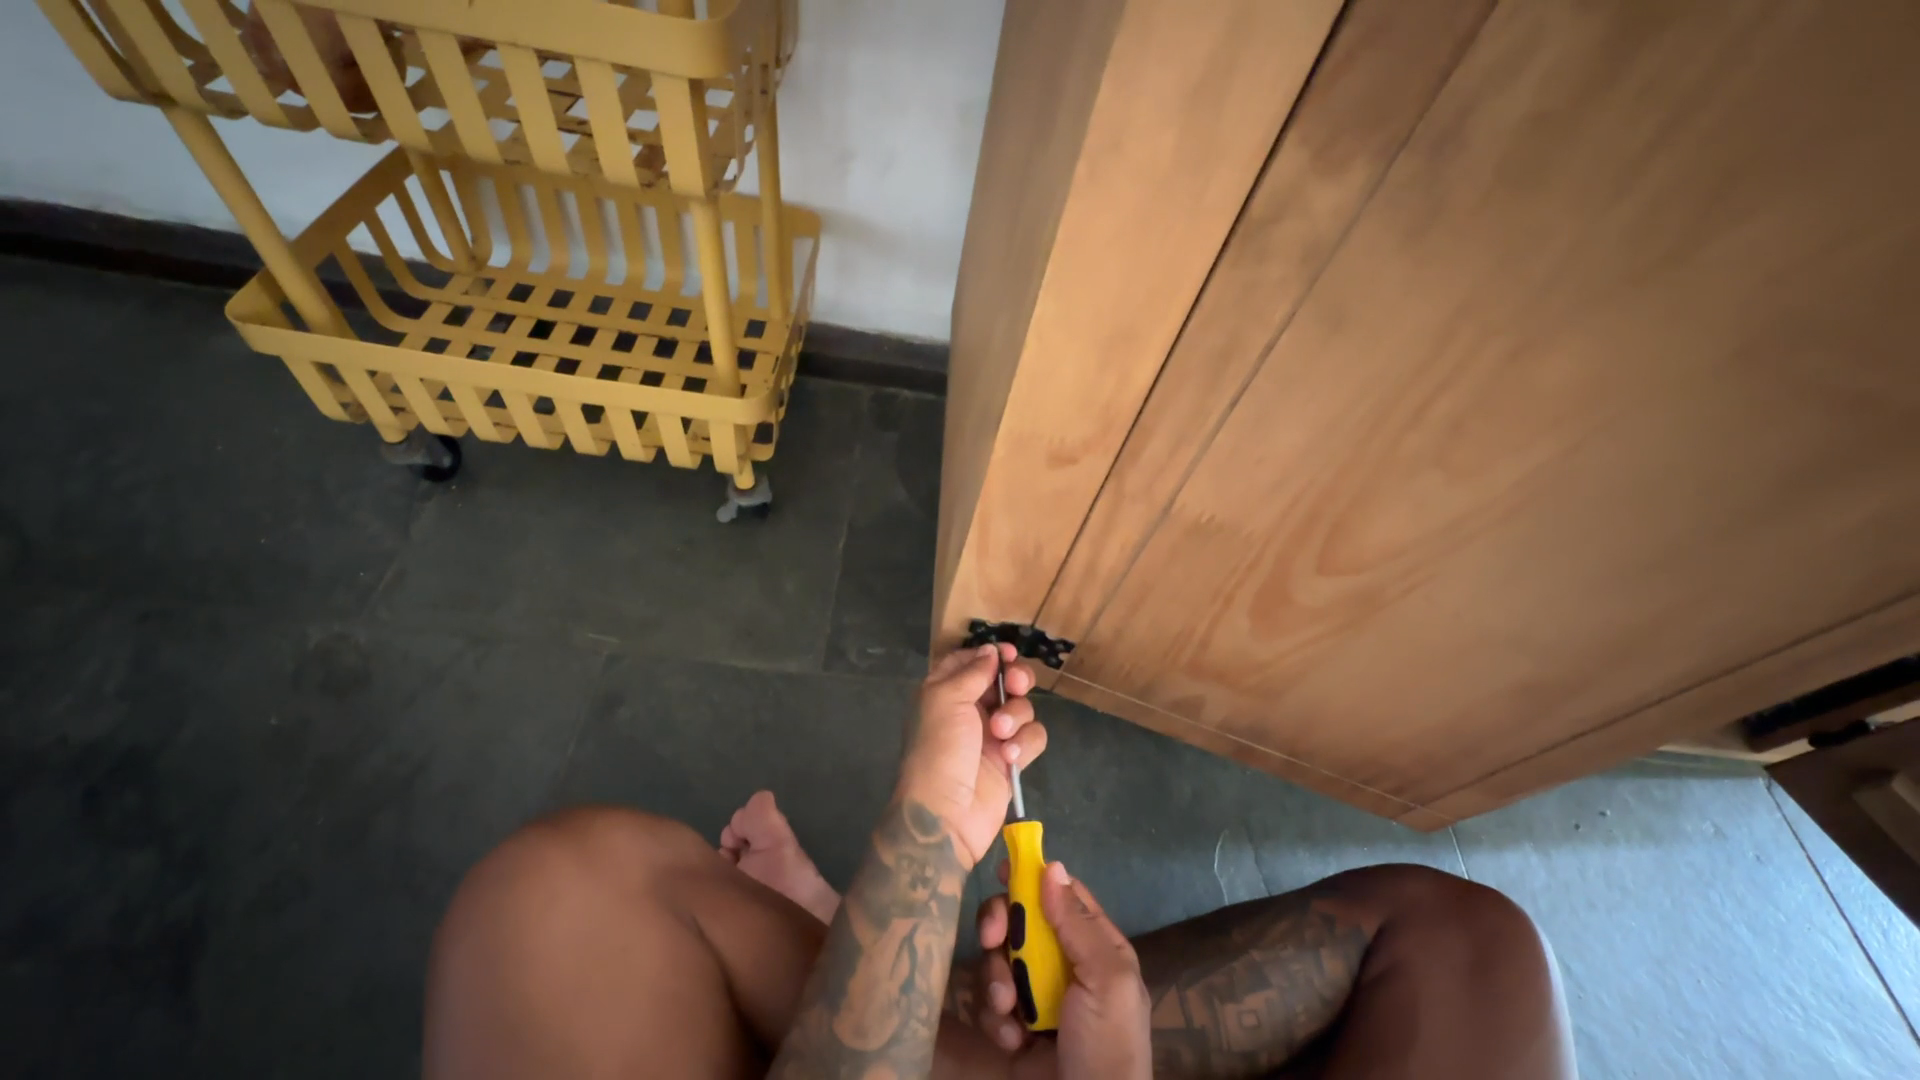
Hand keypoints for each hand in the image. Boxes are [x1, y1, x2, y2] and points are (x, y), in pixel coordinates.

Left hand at [898, 643, 1045, 868]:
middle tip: (1015, 685)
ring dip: (1016, 715)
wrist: (945, 813)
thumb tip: (990, 651)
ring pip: (1022, 708)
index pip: (970, 662)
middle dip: (1015, 680)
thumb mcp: (945, 699)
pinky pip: (1032, 738)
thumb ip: (972, 672)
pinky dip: (1026, 743)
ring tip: (1001, 733)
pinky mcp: (1011, 761)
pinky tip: (1011, 756)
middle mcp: (969, 711)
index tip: (1008, 653)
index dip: (989, 655)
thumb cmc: (938, 749)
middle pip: (1003, 681)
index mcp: (945, 692)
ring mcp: (992, 736)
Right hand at [972, 862, 1152, 1079]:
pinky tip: (1011, 1039)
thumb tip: (1052, 865)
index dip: (1032, 879)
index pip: (1061, 896)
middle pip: (1021, 922)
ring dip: (997, 983)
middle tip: (992, 939)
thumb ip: (1078, 923)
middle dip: (1002, 929)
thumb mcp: (1107, 980)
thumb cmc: (1108, 1042)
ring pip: (999, 961)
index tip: (1003, 873)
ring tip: (1009, 1012)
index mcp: (1095, 947)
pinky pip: (990, 1003)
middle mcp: (1064, 964)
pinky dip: (996, 1020)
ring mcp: (1037, 996)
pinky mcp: (1014, 1027)